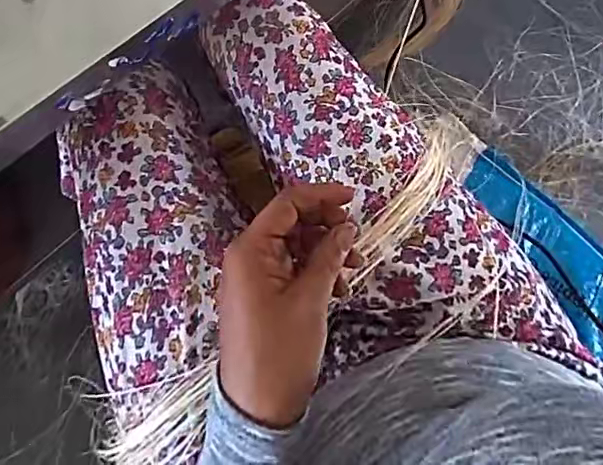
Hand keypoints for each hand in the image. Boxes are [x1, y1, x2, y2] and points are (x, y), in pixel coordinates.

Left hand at [217, 183, 360, 428]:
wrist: (257, 407)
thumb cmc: (280, 351)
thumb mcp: (310, 300)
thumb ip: (328, 257)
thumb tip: (346, 227)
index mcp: (249, 247)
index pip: (286, 204)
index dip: (320, 195)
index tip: (352, 196)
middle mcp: (246, 253)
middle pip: (289, 222)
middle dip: (325, 226)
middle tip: (356, 238)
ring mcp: (250, 273)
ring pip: (292, 245)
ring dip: (323, 250)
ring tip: (353, 268)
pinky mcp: (259, 292)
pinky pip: (288, 267)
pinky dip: (313, 270)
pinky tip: (338, 287)